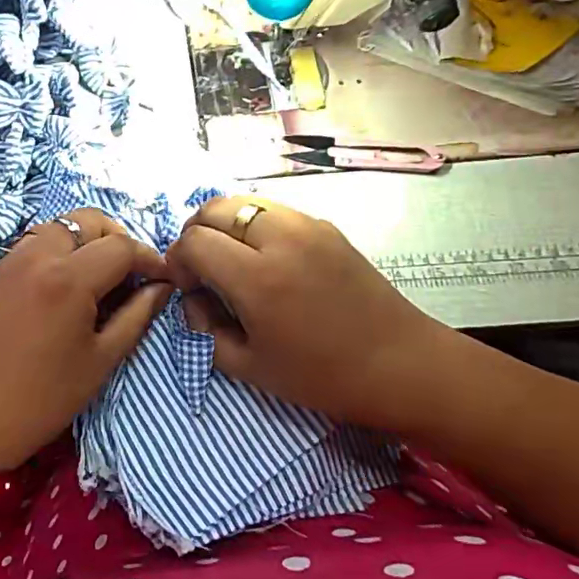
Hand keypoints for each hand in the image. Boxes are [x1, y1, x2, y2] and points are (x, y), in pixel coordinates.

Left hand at [0, 209, 173, 467]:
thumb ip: (138, 314)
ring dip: (87, 240)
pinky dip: (60, 248)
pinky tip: (68, 284)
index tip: (163, 278)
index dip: (150, 259)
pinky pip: (36, 242)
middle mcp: (38, 256)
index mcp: (68, 279)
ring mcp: (12, 260)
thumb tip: (162, 287)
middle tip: (131, 273)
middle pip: (89, 220)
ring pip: (60, 226)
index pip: (122, 246)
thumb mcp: (103, 358)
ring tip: (100, 277)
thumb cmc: (46, 397)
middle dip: (118, 238)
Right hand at [165, 196, 460, 431]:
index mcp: (258, 278)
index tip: (186, 286)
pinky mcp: (327, 226)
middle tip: (200, 267)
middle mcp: (280, 238)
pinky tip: (264, 258)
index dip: (178, 260)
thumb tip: (192, 299)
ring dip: (224, 224)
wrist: (400, 364)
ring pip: (245, 201)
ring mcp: (308, 226)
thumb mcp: (250, 366)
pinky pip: (274, 211)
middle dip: (195, 232)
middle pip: (214, 207)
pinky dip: (254, 224)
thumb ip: (205, 330)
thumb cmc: (323, 377)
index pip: (194, 241)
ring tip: (230, 259)